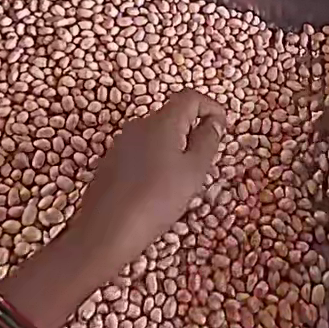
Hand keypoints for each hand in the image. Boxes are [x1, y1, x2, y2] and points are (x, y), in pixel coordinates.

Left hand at [64, 90, 225, 274]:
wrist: (105, 230)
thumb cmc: (157, 199)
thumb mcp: (193, 171)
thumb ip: (207, 141)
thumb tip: (214, 121)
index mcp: (162, 121)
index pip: (190, 97)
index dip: (211, 106)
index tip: (223, 126)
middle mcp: (139, 125)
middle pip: (173, 115)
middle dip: (193, 131)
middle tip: (205, 161)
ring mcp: (122, 143)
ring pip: (157, 135)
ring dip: (175, 149)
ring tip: (183, 181)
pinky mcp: (111, 162)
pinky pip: (142, 152)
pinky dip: (157, 161)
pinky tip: (158, 190)